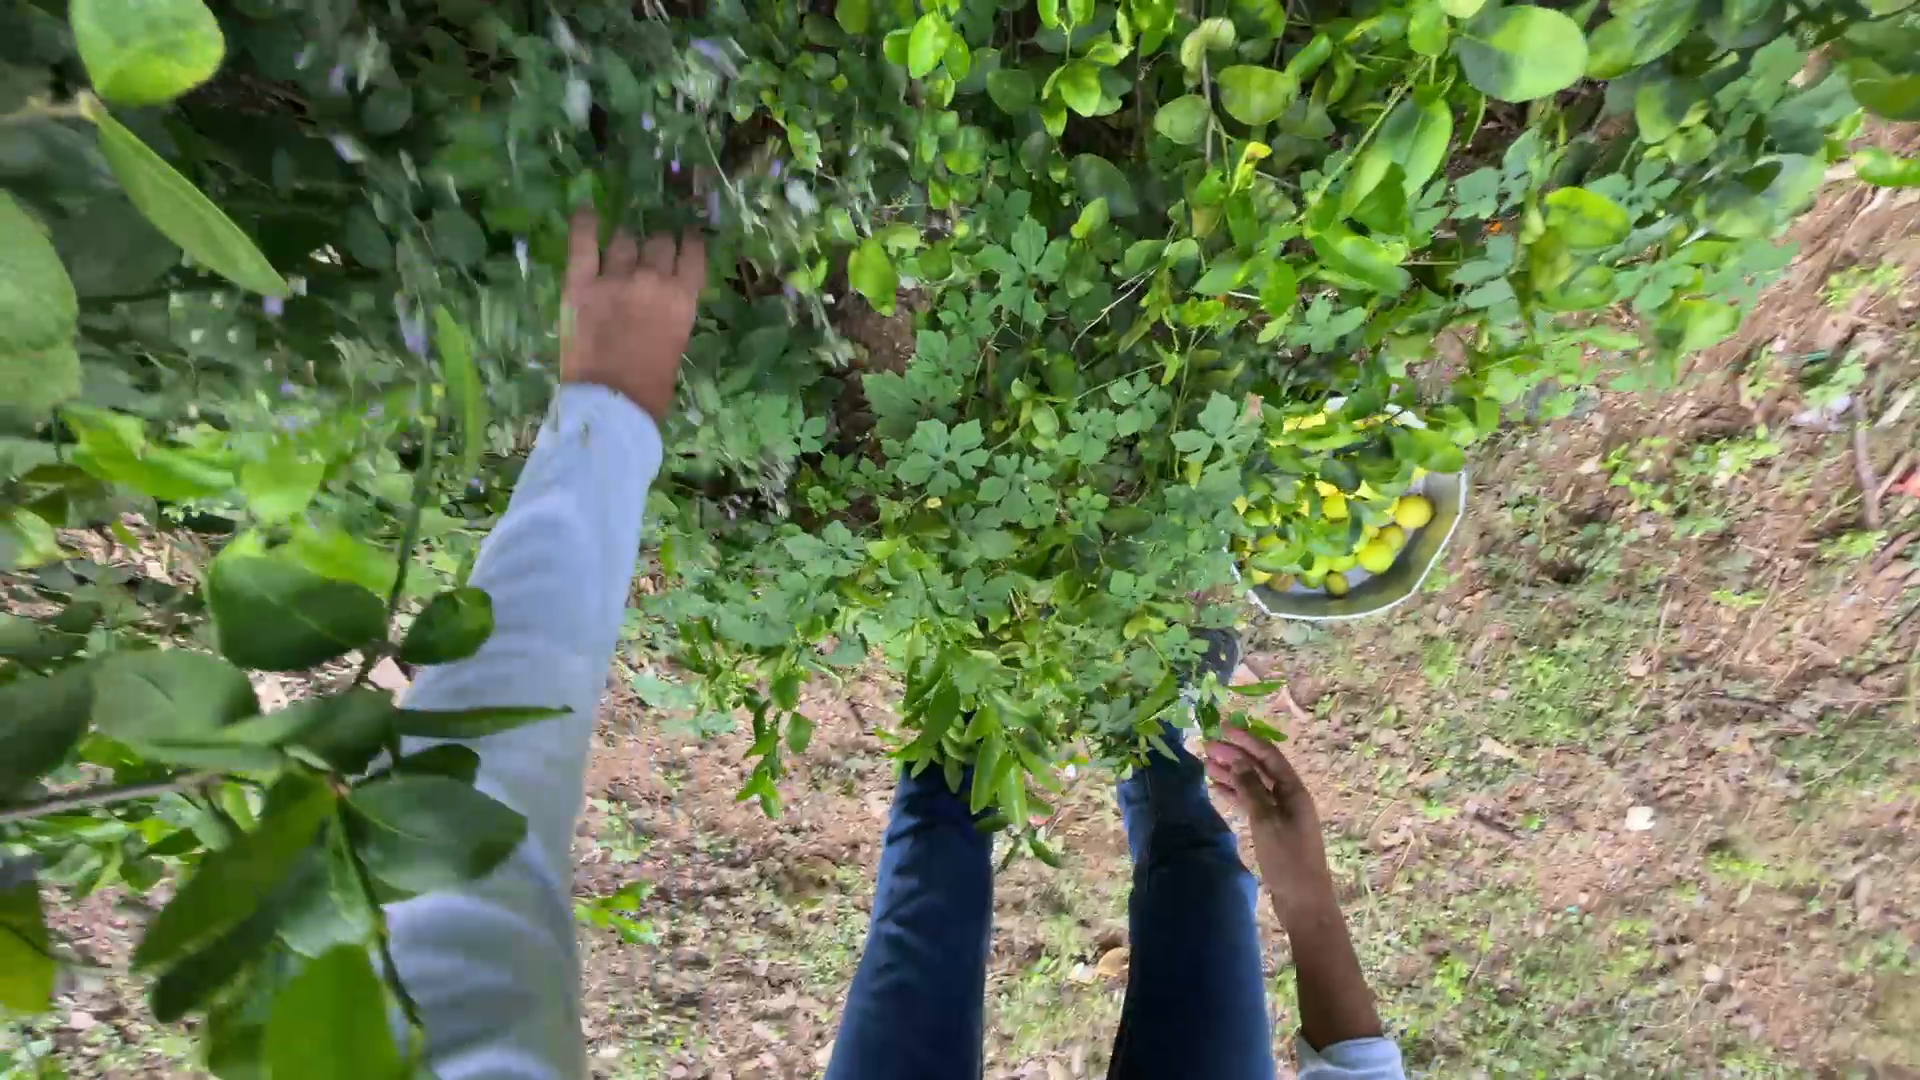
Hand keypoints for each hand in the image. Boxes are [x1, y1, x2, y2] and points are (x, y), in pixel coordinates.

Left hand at [560, 209, 705, 420]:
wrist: (612, 403)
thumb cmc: (652, 388)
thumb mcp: (676, 345)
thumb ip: (671, 313)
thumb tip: (662, 299)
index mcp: (682, 301)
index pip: (693, 256)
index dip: (691, 242)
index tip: (688, 237)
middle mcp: (653, 281)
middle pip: (659, 243)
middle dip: (659, 243)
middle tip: (653, 249)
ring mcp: (615, 279)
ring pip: (626, 240)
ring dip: (628, 241)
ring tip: (625, 244)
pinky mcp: (580, 283)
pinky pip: (583, 242)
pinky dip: (586, 224)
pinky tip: (588, 212)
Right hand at [1203, 725, 1337, 927]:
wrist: (1303, 903)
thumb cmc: (1288, 860)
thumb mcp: (1266, 821)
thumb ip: (1251, 788)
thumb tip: (1236, 761)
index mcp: (1294, 791)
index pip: (1268, 756)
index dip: (1246, 740)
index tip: (1223, 727)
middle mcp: (1288, 797)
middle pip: (1259, 768)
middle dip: (1234, 755)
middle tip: (1207, 745)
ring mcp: (1280, 813)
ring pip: (1252, 784)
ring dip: (1231, 773)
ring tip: (1206, 763)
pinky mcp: (1271, 828)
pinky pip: (1250, 802)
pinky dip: (1234, 793)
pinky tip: (1216, 787)